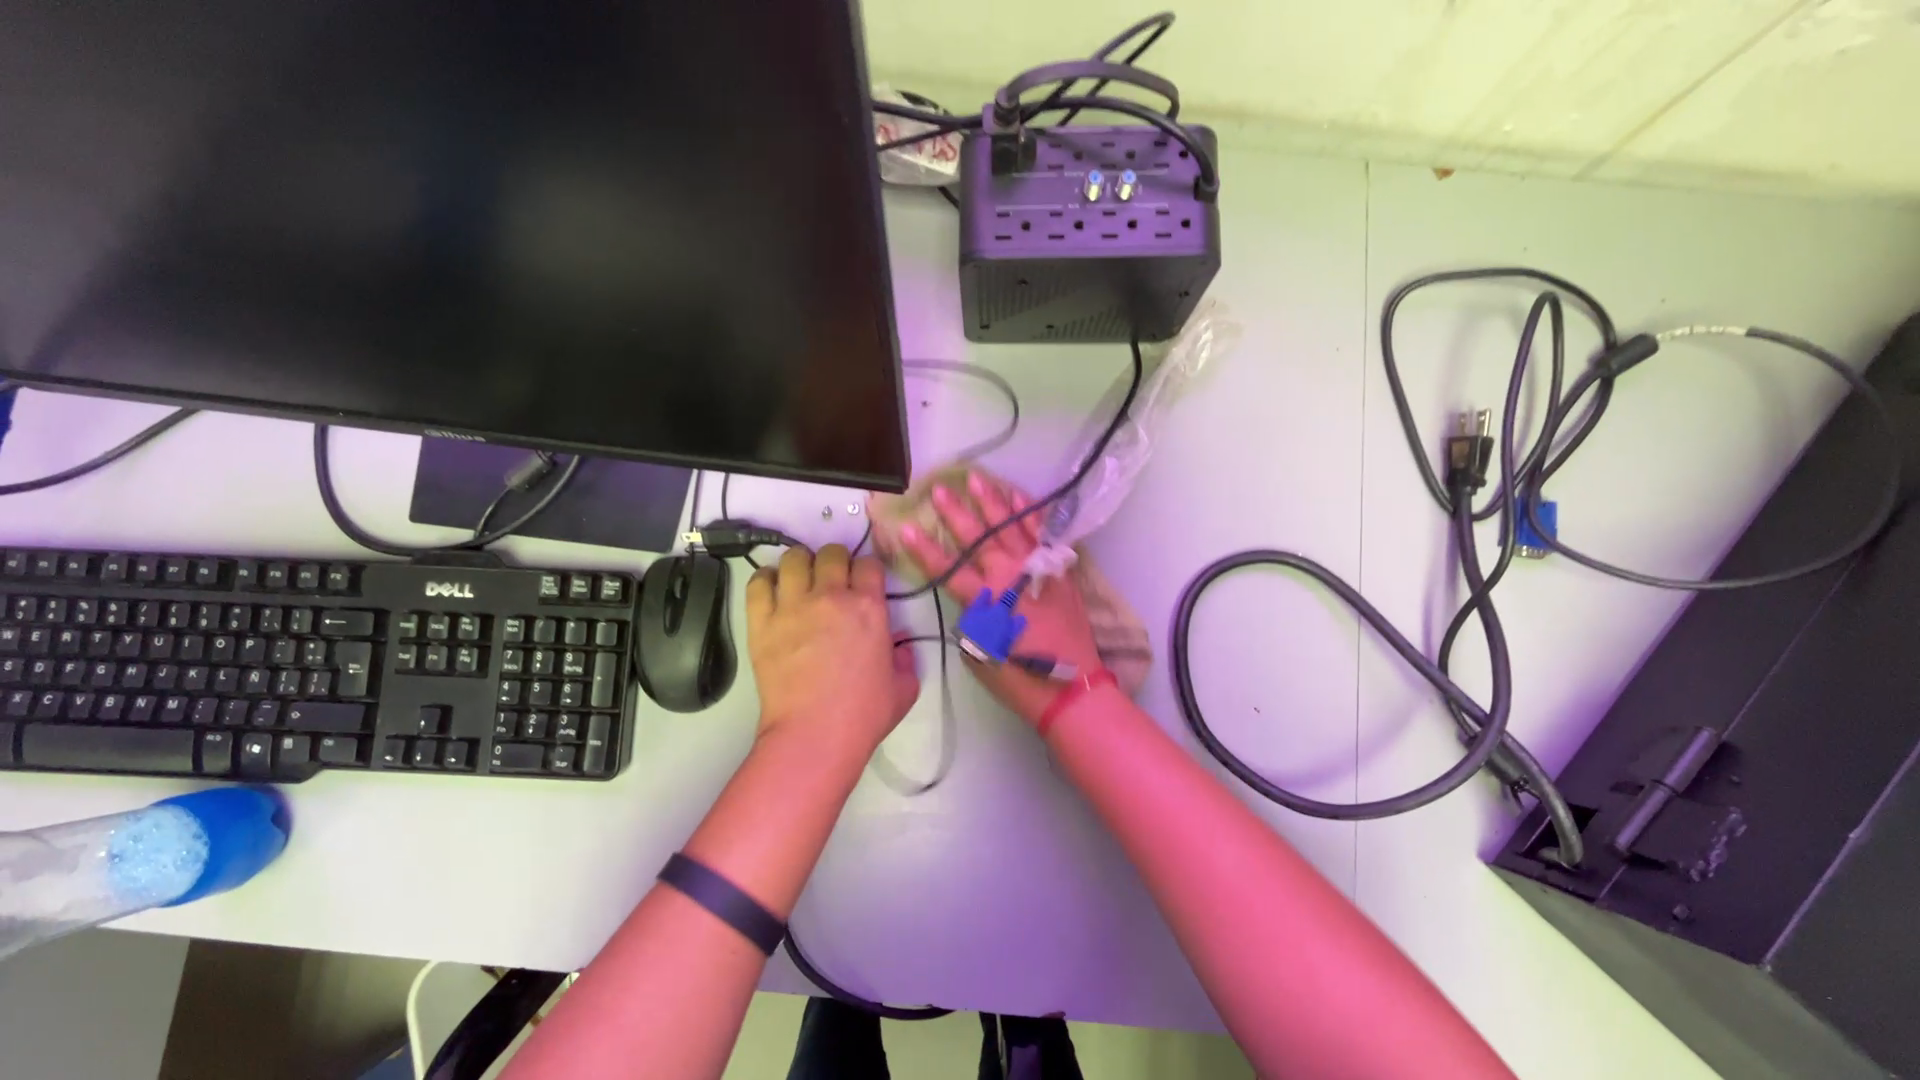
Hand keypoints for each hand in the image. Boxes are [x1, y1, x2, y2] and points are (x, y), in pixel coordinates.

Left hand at [745, 544, 918, 759]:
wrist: (814, 735)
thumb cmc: (863, 714)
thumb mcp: (903, 687)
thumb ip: (905, 660)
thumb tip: (899, 648)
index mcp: (869, 607)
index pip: (868, 564)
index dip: (866, 572)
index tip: (863, 584)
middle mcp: (830, 596)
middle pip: (831, 553)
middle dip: (834, 561)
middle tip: (832, 580)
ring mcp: (792, 606)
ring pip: (793, 558)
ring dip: (800, 564)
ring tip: (800, 580)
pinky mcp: (761, 622)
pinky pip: (759, 582)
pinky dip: (766, 579)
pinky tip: (772, 590)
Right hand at [897, 471, 1103, 725]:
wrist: (1071, 686)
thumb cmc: (1020, 678)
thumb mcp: (980, 653)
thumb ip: (971, 620)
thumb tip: (972, 600)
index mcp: (984, 601)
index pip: (947, 568)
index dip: (924, 548)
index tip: (905, 527)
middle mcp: (1008, 577)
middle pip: (977, 539)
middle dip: (956, 513)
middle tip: (939, 489)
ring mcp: (1035, 569)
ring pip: (1010, 528)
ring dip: (992, 503)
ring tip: (977, 480)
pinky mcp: (1058, 571)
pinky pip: (1042, 534)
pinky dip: (1030, 513)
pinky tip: (1018, 496)